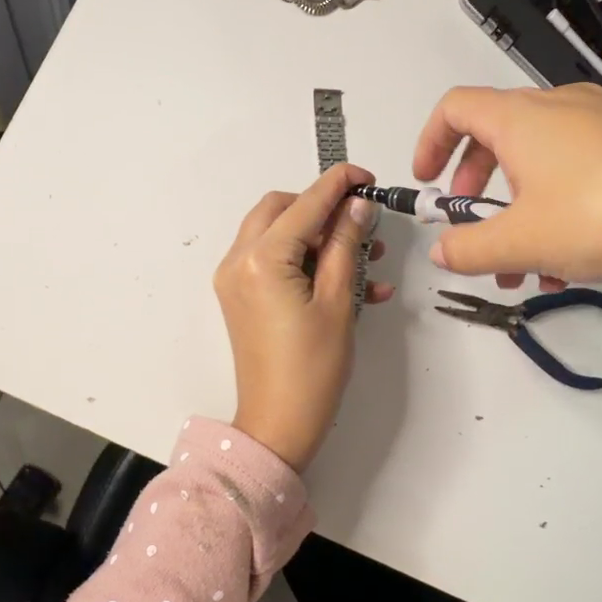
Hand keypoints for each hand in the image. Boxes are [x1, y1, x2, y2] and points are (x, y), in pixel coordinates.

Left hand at [214, 164, 393, 470]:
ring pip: (277, 235)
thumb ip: (346, 245)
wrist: (278, 424)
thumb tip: (357, 206)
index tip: (367, 177)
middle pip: (281, 210)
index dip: (338, 185)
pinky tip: (349, 283)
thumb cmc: (311, 370)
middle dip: (322, 209)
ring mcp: (235, 281)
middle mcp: (238, 262)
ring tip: (365, 258)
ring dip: (318, 237)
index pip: (304, 204)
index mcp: (261, 259)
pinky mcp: (241, 298)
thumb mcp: (338, 302)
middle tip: (361, 220)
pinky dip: (305, 263)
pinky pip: (273, 263)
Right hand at [413, 84, 601, 323]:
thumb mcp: (520, 242)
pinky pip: (581, 174)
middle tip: (476, 233)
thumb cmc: (597, 214)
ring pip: (542, 166)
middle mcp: (560, 108)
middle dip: (478, 192)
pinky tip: (573, 265)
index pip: (456, 108)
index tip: (427, 185)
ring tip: (527, 273)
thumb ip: (468, 248)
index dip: (430, 143)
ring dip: (521, 216)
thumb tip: (440, 249)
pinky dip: (560, 213)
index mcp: (520, 119)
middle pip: (498, 139)